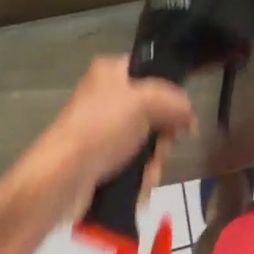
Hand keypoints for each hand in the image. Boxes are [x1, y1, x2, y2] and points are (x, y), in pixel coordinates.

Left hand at [21, 57, 197, 218]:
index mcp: (110, 72)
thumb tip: (190, 116)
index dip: (170, 90)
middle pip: (152, 110)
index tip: (183, 112)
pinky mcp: (99, 159)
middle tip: (165, 146)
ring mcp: (102, 130)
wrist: (62, 176)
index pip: (150, 69)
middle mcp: (106, 97)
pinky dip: (141, 173)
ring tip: (150, 173)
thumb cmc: (102, 127)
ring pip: (145, 139)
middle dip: (163, 134)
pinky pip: (131, 161)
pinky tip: (143, 184)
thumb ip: (174, 101)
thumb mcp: (145, 101)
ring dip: (154, 158)